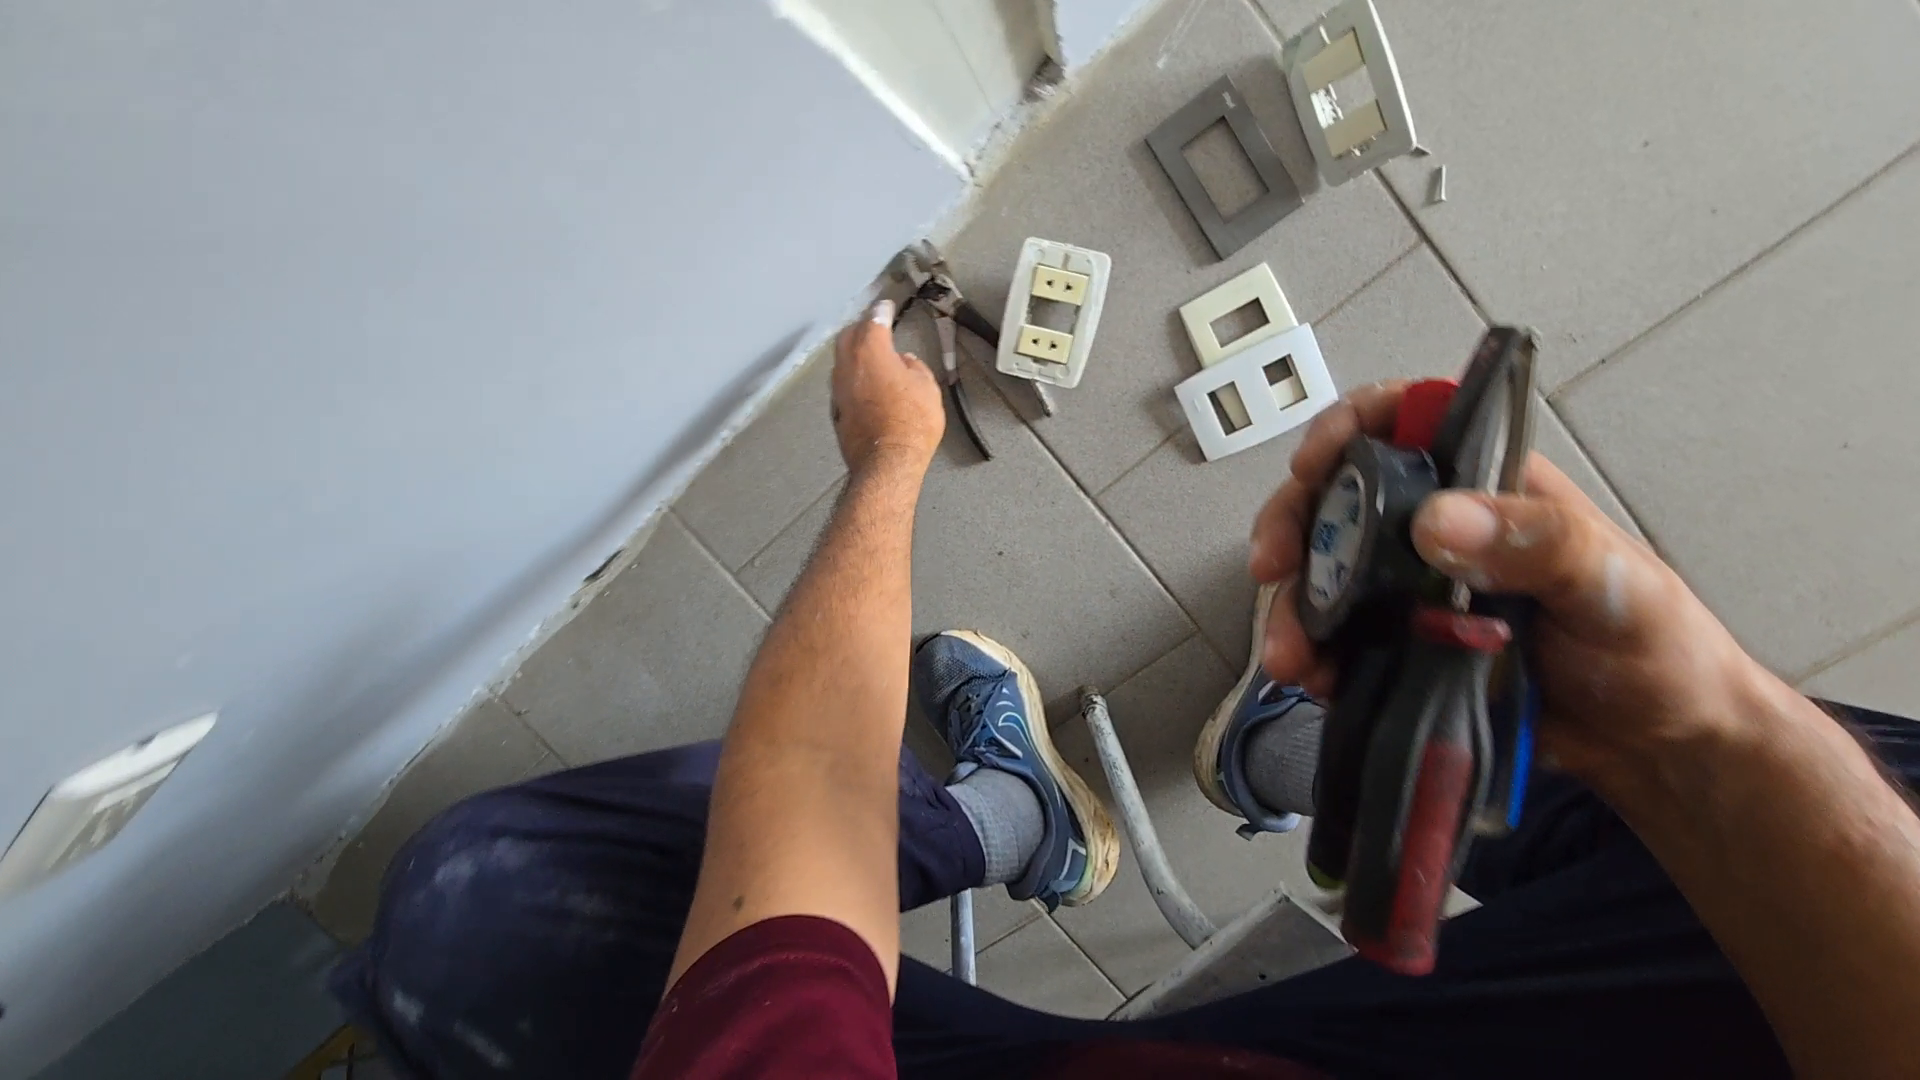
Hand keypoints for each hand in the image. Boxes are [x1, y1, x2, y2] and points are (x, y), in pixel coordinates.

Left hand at [830, 300, 945, 476]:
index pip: (874, 320)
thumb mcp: (928, 388)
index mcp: (871, 351)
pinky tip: (866, 384)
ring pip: (842, 360)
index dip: (881, 310)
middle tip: (874, 327)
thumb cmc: (913, 423)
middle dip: (861, 328)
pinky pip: (843, 384)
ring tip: (870, 355)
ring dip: (855, 353)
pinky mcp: (837, 411)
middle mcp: (848, 365)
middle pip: (848, 336)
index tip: (885, 305)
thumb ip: (915, 368)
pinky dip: (854, 377)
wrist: (887, 463)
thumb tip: (905, 362)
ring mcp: (838, 389)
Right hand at [1249, 381, 1766, 788]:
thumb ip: (1538, 542)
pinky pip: (1330, 637)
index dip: (1345, 428)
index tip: (1310, 465)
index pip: (1400, 423)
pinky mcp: (1390, 643)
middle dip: (1290, 526)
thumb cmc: (1654, 649)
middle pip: (1334, 498)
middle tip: (1269, 566)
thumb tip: (1436, 520)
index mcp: (1483, 487)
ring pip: (1320, 574)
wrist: (1653, 745)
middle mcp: (1429, 529)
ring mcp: (1403, 588)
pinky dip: (1310, 656)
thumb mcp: (1611, 585)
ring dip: (1291, 610)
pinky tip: (1314, 679)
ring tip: (1290, 658)